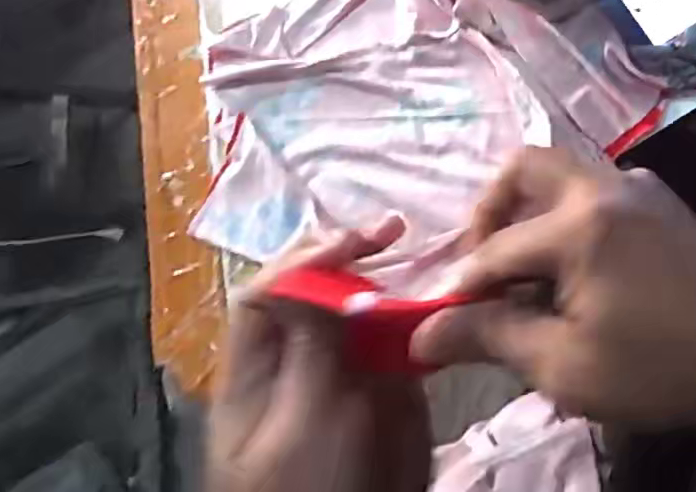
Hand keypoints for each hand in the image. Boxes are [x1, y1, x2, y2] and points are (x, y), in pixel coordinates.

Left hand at [210, 220, 431, 491]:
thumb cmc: (315, 484)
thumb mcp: (305, 417)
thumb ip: (311, 341)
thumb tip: (312, 269)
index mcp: (259, 370)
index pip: (265, 294)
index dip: (305, 258)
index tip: (356, 242)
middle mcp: (300, 355)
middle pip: (312, 286)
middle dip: (346, 250)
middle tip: (392, 229)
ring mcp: (345, 362)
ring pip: (359, 298)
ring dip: (385, 267)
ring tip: (417, 244)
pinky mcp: (387, 370)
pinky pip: (397, 322)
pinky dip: (415, 298)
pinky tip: (437, 284)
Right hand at [410, 148, 695, 427]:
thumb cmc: (661, 362)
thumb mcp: (567, 365)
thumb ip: (493, 335)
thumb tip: (424, 328)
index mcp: (580, 223)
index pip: (496, 248)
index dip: (460, 288)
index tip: (436, 323)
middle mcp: (606, 184)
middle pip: (526, 166)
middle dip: (491, 211)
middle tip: (483, 271)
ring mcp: (636, 182)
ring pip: (561, 174)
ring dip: (529, 213)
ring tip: (524, 278)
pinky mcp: (656, 194)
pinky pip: (594, 190)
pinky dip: (567, 217)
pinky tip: (573, 271)